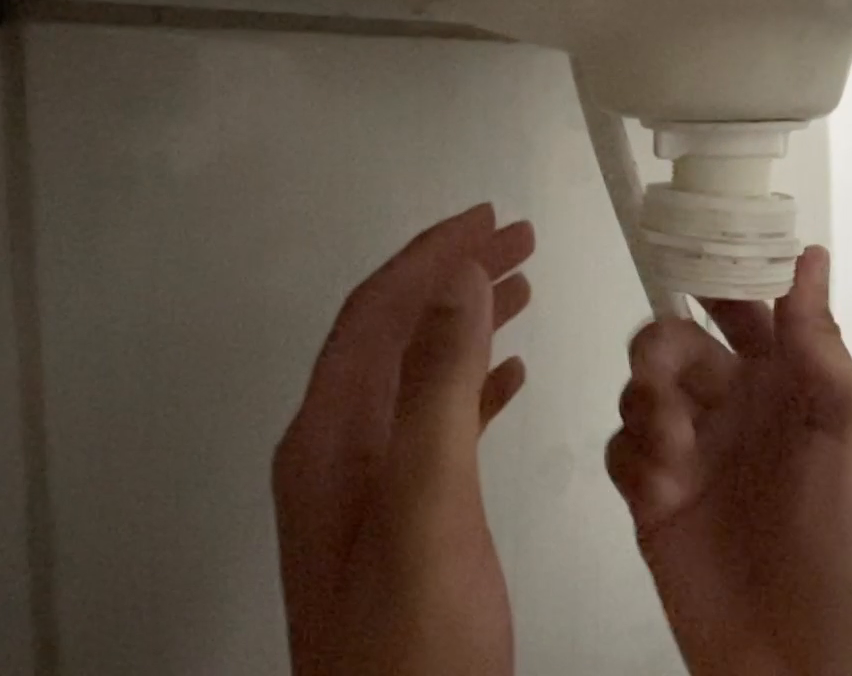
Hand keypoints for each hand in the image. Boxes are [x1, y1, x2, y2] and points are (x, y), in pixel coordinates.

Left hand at [273, 204, 534, 675]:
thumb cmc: (413, 637)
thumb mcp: (427, 501)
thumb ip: (439, 384)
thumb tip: (459, 278)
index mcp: (329, 434)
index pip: (377, 312)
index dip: (431, 256)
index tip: (488, 218)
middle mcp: (337, 446)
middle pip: (394, 330)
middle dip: (453, 274)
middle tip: (516, 238)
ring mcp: (367, 482)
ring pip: (418, 369)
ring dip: (467, 319)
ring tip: (522, 284)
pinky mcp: (403, 512)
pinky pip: (435, 419)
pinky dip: (472, 381)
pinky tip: (510, 372)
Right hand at [607, 247, 851, 675]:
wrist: (813, 663)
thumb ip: (818, 343)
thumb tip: (810, 256)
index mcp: (786, 384)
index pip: (744, 310)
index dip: (718, 279)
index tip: (689, 254)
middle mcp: (734, 408)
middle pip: (677, 341)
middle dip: (664, 344)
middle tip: (665, 370)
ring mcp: (690, 452)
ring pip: (641, 388)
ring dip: (647, 400)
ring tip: (674, 444)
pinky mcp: (652, 498)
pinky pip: (621, 448)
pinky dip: (632, 452)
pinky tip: (661, 483)